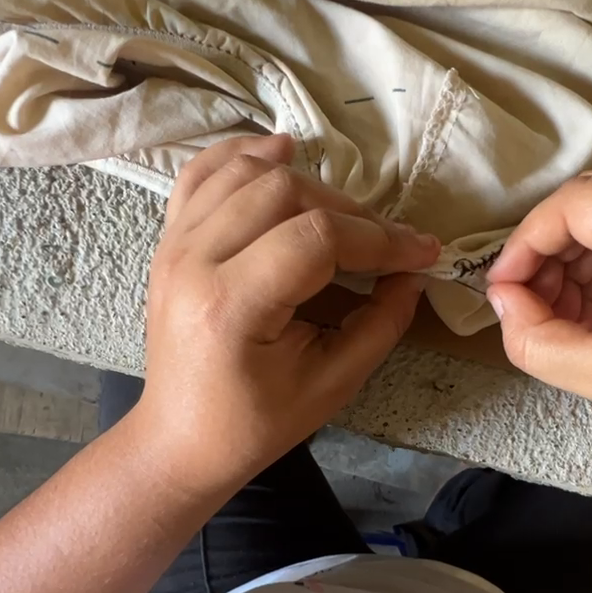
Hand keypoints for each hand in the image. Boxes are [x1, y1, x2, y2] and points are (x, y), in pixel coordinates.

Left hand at [132, 134, 440, 490]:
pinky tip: (280, 152)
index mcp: (231, 304)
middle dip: (351, 211)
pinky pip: (204, 174)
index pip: (317, 238)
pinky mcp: (169, 241)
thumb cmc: (255, 424)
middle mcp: (194, 260)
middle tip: (386, 244)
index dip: (380, 239)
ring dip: (308, 182)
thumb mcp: (331, 385)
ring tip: (346, 214)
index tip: (422, 252)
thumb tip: (413, 275)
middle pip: (284, 192)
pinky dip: (245, 155)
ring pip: (248, 173)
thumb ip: (379, 325)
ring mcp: (174, 244)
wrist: (182, 440)